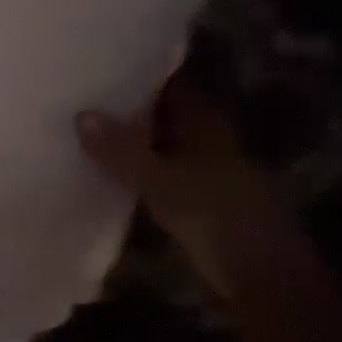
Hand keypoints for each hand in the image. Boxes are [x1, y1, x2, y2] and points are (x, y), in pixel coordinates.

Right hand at [76, 84, 300, 294]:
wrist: (262, 279)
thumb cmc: (216, 217)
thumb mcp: (160, 181)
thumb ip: (120, 149)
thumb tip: (80, 113)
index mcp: (210, 129)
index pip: (174, 88)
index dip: (142, 74)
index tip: (102, 63)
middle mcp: (211, 145)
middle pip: (165, 116)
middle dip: (127, 106)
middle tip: (79, 93)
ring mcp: (206, 174)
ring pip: (160, 145)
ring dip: (128, 139)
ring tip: (80, 126)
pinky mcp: (197, 200)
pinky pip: (158, 171)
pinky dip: (133, 166)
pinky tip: (102, 166)